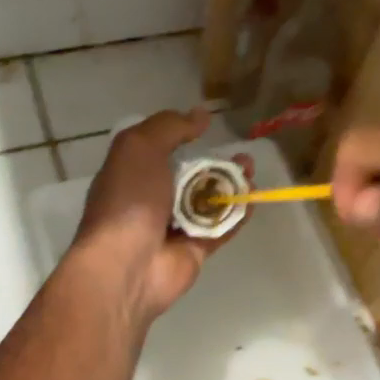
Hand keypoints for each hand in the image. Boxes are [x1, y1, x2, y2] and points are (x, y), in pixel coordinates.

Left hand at [70, 109, 251, 322]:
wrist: (126, 265)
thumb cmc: (128, 200)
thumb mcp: (140, 147)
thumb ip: (170, 127)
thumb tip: (201, 114)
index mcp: (132, 174)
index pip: (159, 150)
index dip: (182, 137)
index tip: (208, 129)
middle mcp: (152, 199)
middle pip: (191, 177)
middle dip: (218, 165)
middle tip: (244, 158)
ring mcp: (174, 227)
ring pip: (209, 202)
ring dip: (231, 188)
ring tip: (251, 174)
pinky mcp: (194, 251)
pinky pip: (220, 229)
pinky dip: (236, 215)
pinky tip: (252, 201)